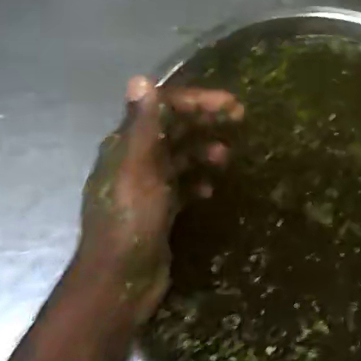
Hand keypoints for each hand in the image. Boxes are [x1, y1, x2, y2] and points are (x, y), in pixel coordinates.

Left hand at [76, 75, 238, 323]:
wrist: (119, 283)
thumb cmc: (130, 221)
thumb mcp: (139, 168)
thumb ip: (143, 124)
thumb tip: (140, 77)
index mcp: (125, 146)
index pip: (164, 108)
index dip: (198, 101)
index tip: (231, 104)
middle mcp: (135, 161)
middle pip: (175, 128)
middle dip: (207, 120)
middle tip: (241, 120)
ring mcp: (147, 187)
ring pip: (182, 155)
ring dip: (206, 149)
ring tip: (227, 158)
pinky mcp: (159, 209)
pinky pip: (184, 183)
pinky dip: (200, 179)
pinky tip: (211, 189)